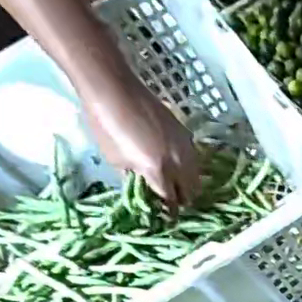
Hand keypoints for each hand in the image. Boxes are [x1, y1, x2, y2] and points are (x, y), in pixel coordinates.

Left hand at [82, 79, 200, 206]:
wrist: (112, 86)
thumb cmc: (105, 123)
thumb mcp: (113, 158)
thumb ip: (134, 179)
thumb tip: (145, 191)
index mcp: (157, 171)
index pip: (170, 202)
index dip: (168, 211)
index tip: (165, 215)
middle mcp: (178, 164)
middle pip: (190, 193)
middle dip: (182, 199)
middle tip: (171, 199)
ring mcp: (186, 149)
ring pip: (197, 178)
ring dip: (188, 184)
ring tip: (176, 182)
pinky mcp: (187, 136)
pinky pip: (194, 160)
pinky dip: (188, 167)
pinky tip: (175, 162)